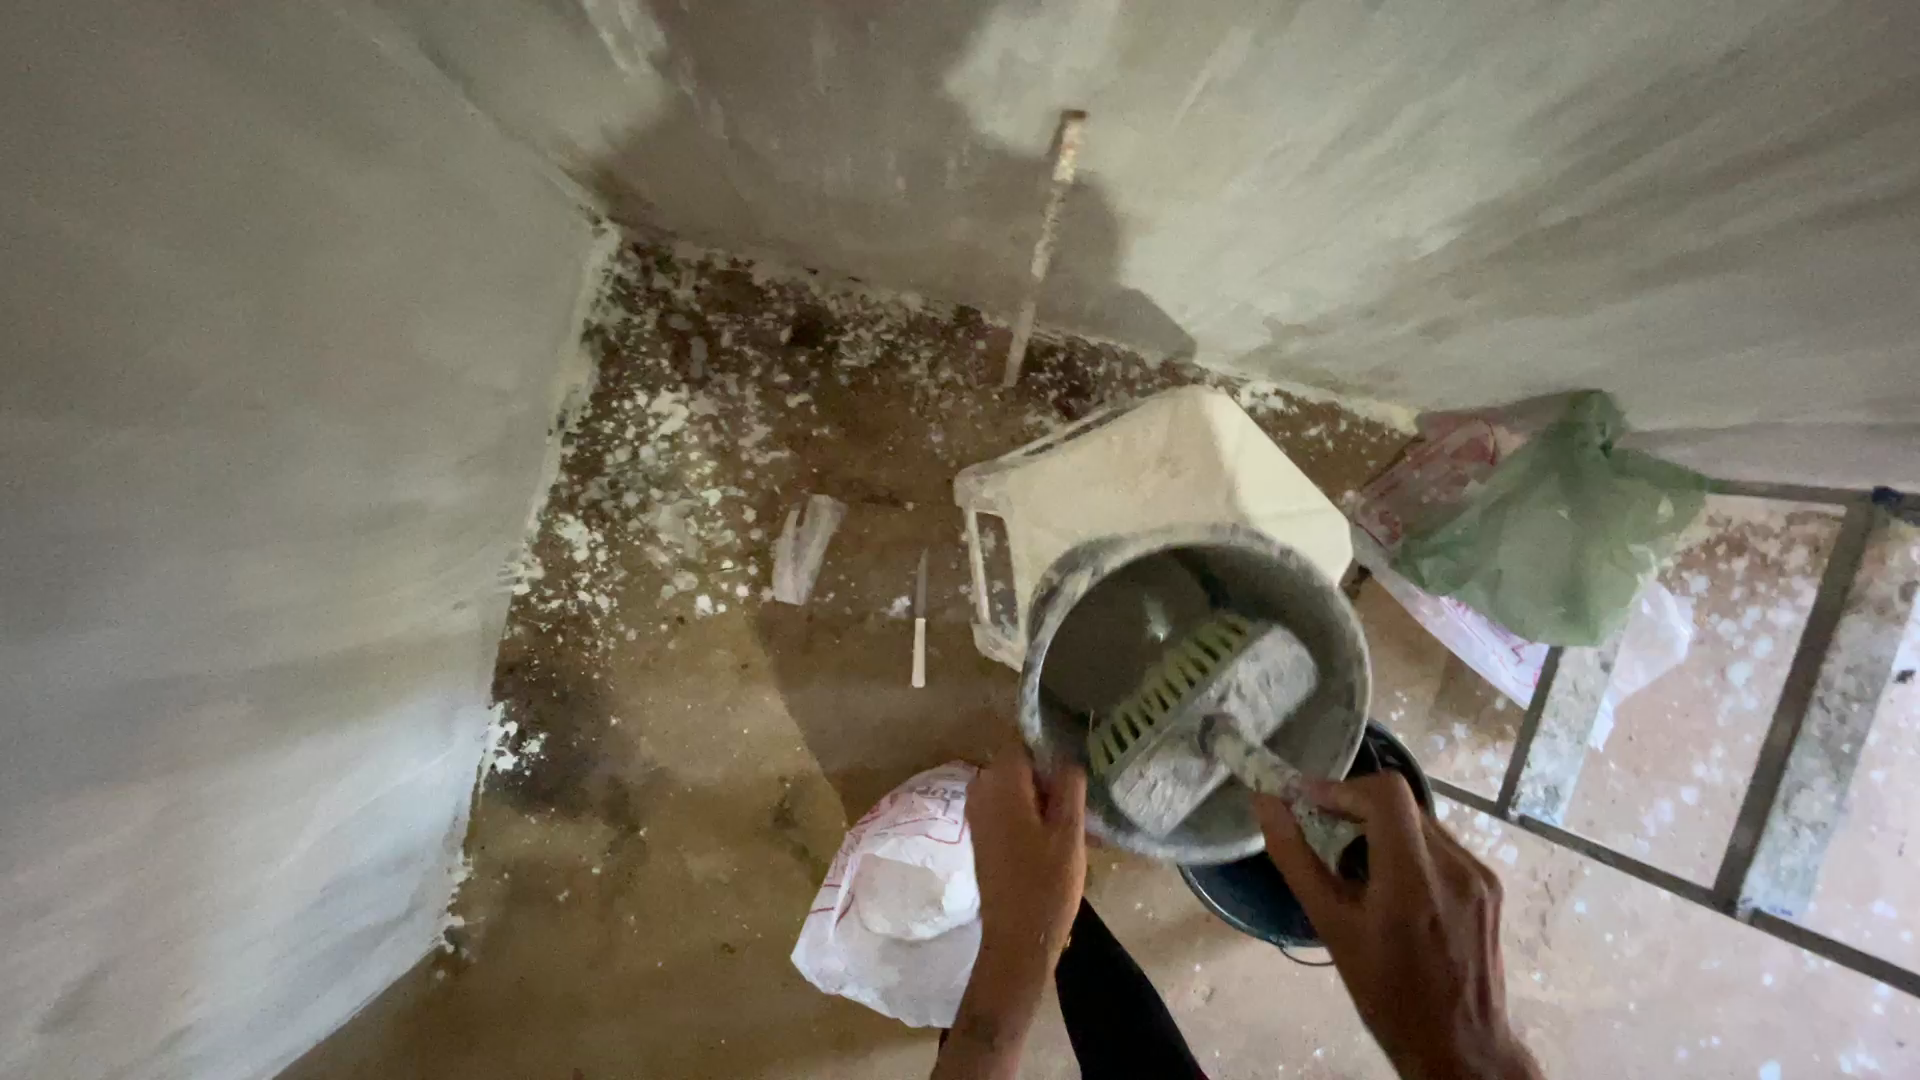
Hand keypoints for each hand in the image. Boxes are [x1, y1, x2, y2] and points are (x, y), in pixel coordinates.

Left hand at [932, 736, 1086, 1079]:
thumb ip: (1068, 784)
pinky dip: (1029, 815)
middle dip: (1048, 778)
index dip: (1051, 751)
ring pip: (1016, 788)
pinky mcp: (980, 833)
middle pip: (1020, 765)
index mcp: (1001, 780)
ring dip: (1042, 799)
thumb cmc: (1046, 883)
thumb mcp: (1069, 830)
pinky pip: (1007, 807)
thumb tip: (1067, 754)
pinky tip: (1054, 840)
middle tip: (1078, 806)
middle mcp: (981, 788)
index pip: (1024, 741)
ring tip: (1072, 827)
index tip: (1075, 771)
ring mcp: (977, 812)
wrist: (1016, 939)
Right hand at [1256, 775, 1542, 1079]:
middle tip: (1321, 825)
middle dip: (1353, 804)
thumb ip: (1294, 856)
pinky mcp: (1490, 887)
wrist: (1461, 1048)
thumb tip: (1266, 802)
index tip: (1308, 801)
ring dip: (1379, 822)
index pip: (1386, 794)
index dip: (1341, 787)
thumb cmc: (1385, 991)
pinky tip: (1388, 877)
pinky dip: (1405, 843)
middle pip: (1399, 801)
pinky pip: (1439, 842)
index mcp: (1414, 880)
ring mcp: (1480, 876)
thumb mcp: (1329, 924)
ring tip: (1352, 856)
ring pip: (1419, 818)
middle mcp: (1456, 868)